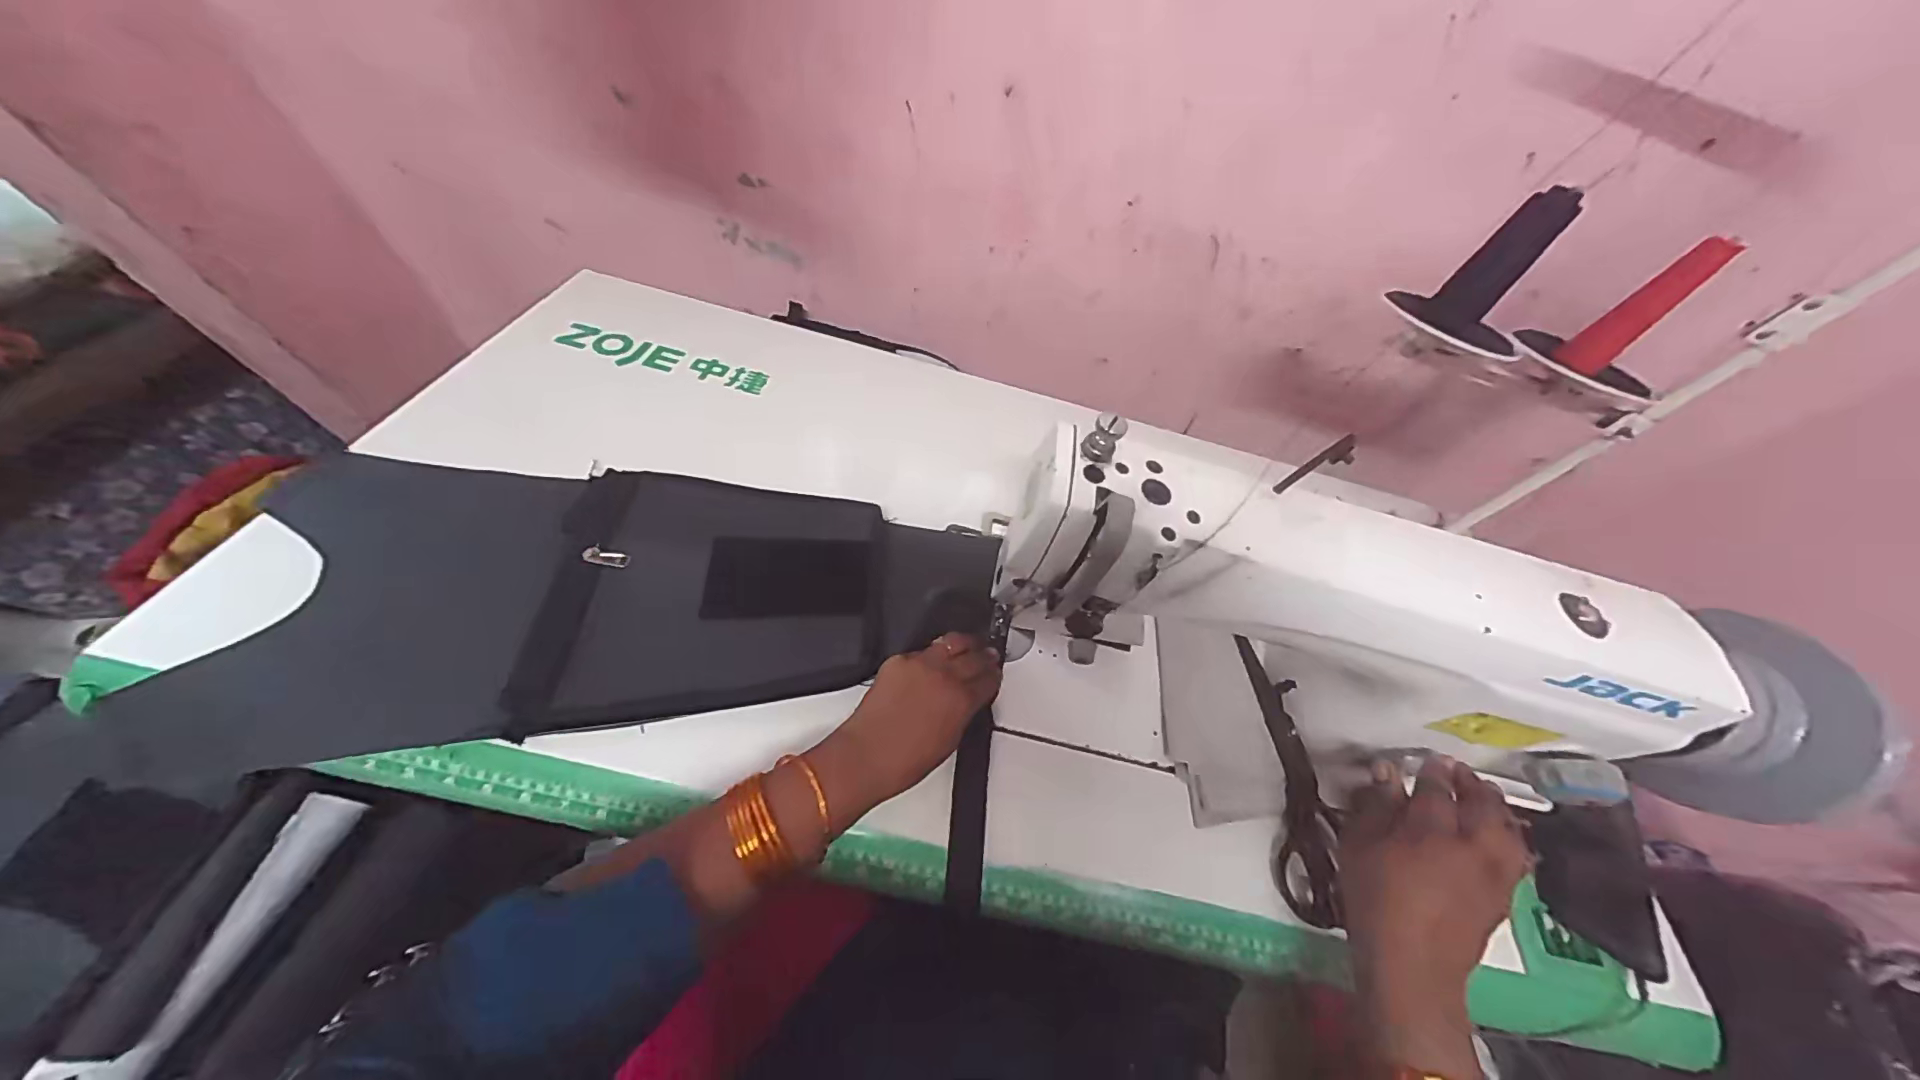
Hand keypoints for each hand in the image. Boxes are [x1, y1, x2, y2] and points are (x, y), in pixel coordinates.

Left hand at [809, 634, 1002, 828]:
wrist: (867, 755)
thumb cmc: (904, 760)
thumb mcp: (950, 741)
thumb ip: (963, 714)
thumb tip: (967, 704)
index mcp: (962, 699)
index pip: (988, 680)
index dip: (994, 677)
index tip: (994, 675)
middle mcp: (944, 676)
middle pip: (974, 657)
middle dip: (985, 656)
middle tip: (989, 655)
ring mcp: (920, 665)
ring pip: (951, 642)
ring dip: (964, 643)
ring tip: (969, 644)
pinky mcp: (898, 661)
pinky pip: (921, 650)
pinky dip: (931, 653)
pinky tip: (933, 657)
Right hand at [1340, 756, 1530, 1078]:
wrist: (1411, 962)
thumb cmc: (1374, 898)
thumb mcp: (1358, 845)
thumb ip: (1374, 806)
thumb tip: (1387, 774)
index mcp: (1431, 829)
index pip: (1436, 788)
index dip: (1433, 770)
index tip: (1429, 759)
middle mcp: (1472, 845)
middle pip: (1482, 805)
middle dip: (1471, 784)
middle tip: (1459, 772)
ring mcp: (1495, 872)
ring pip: (1507, 829)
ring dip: (1497, 808)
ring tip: (1483, 798)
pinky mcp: (1504, 896)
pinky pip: (1516, 855)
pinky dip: (1509, 836)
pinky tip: (1499, 835)